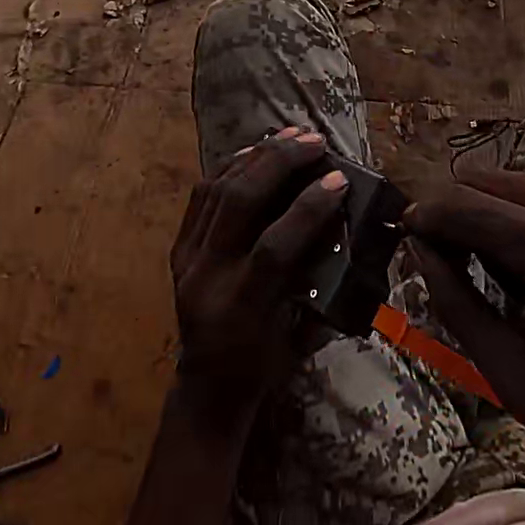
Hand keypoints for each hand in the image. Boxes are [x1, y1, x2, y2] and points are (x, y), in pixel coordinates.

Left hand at [169, 127, 348, 417]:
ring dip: (259, 156)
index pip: (273, 247)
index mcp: (239, 310)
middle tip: (315, 142)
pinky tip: (256, 150)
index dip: (308, 209)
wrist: (207, 389)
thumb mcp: (300, 336)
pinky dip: (231, 166)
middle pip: (239, 202)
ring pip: (218, 189)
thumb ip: (319, 282)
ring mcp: (185, 261)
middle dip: (281, 164)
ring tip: (292, 136)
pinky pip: (202, 194)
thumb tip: (347, 228)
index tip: (339, 180)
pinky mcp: (178, 249)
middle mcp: (205, 279)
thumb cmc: (265, 366)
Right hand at [406, 167, 524, 521]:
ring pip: (504, 182)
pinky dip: (517, 221)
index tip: (398, 237)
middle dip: (454, 222)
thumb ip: (459, 309)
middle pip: (479, 181)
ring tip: (508, 288)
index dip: (422, 217)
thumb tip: (419, 252)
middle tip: (455, 276)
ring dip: (487, 223)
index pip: (465, 206)